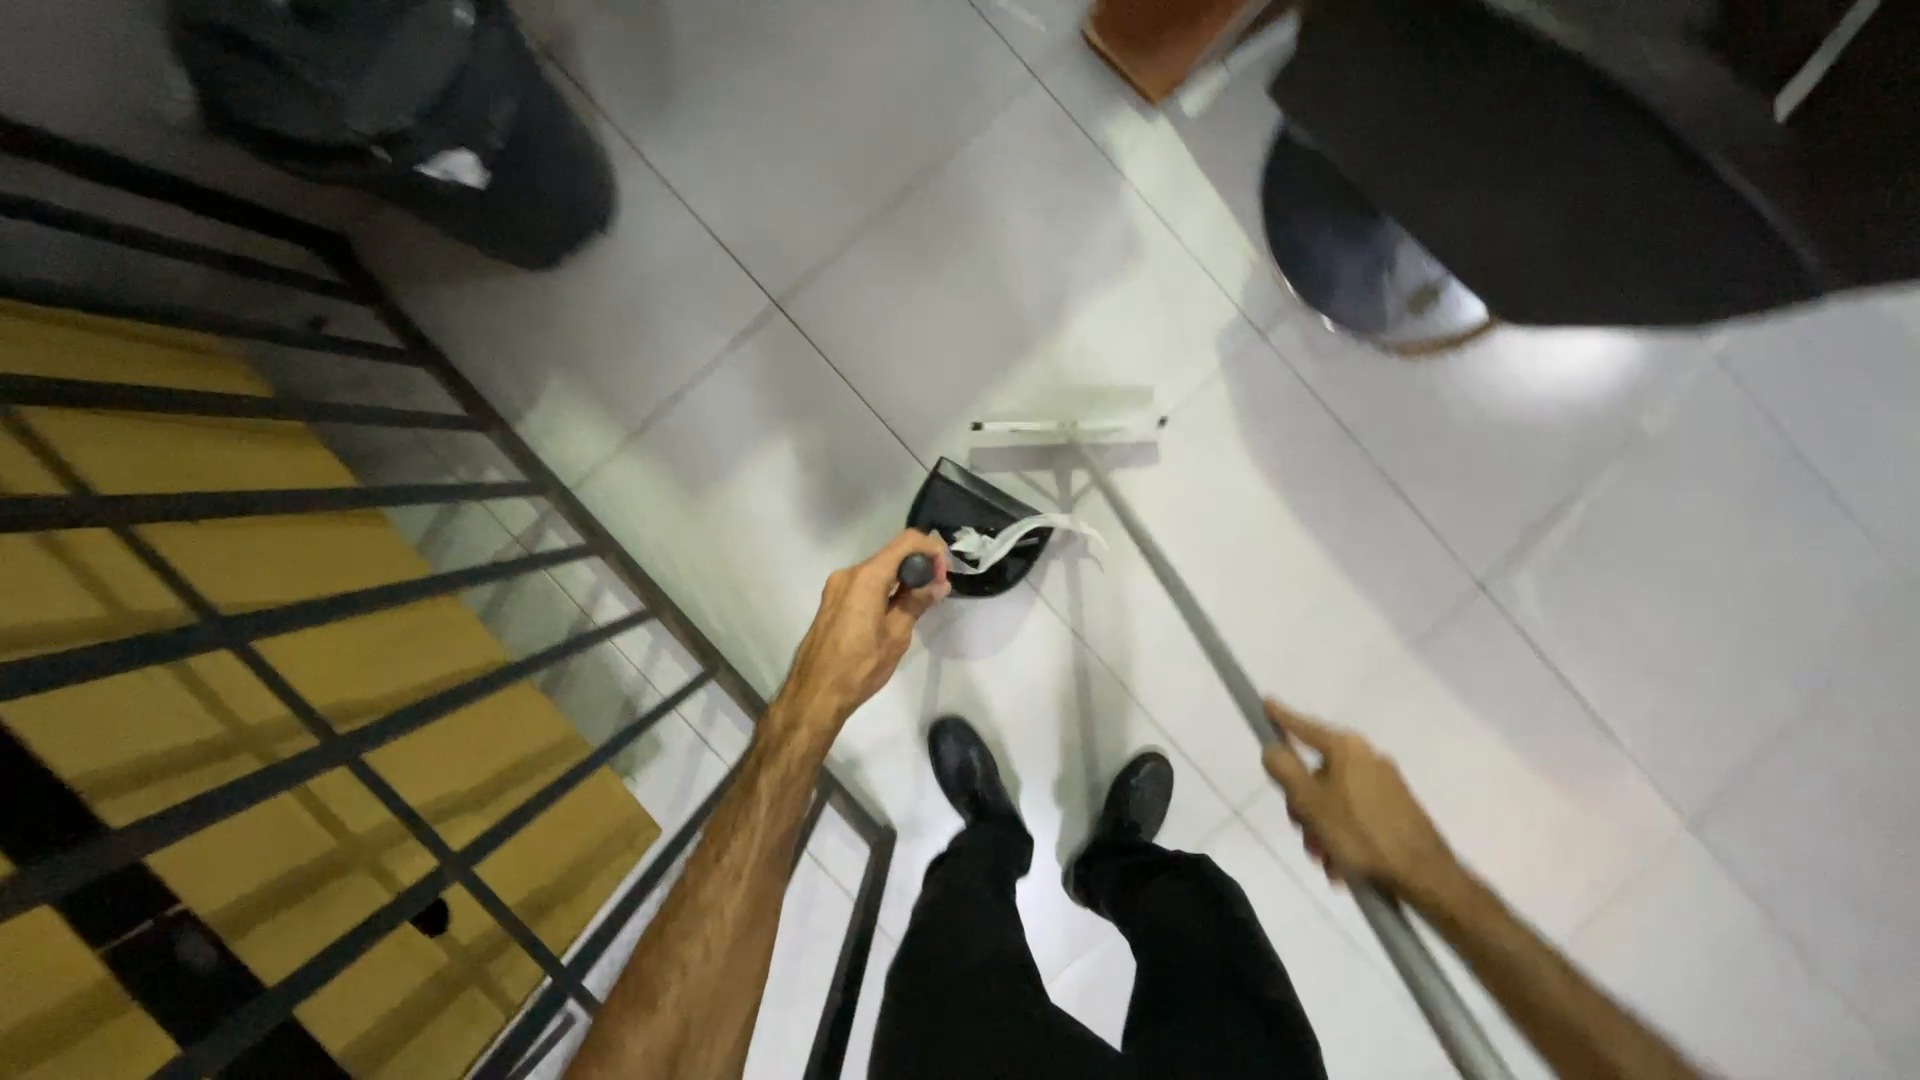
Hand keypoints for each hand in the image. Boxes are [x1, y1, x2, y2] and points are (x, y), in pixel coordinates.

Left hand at [771, 530, 951, 733]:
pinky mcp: (832, 601)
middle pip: (891, 555)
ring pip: (878, 570)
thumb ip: (916, 602)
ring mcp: (836, 587)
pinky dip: (884, 590)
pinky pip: (864, 584)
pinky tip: (895, 612)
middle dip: (918, 566)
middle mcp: (848, 573)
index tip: (944, 572)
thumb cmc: (859, 666)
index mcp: (866, 577)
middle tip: (937, 590)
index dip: (931, 550)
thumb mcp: (896, 635)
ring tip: (919, 604)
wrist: (814, 694)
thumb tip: (939, 583)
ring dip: (901, 580)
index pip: (906, 542)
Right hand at [1260, 699, 1457, 901]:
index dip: (1281, 716)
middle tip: (1301, 830)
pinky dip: (1343, 838)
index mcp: (1346, 748)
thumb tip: (1272, 749)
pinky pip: (1356, 818)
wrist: (1426, 877)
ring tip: (1324, 859)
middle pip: (1315, 773)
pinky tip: (1342, 867)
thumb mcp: (1309, 801)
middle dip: (1302, 806)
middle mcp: (1367, 758)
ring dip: (1321, 829)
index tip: (1266, 702)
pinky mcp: (1397, 810)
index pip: (1304, 727)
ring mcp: (1385, 785)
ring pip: (1334, 800)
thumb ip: (1283, 770)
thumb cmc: (1360, 833)